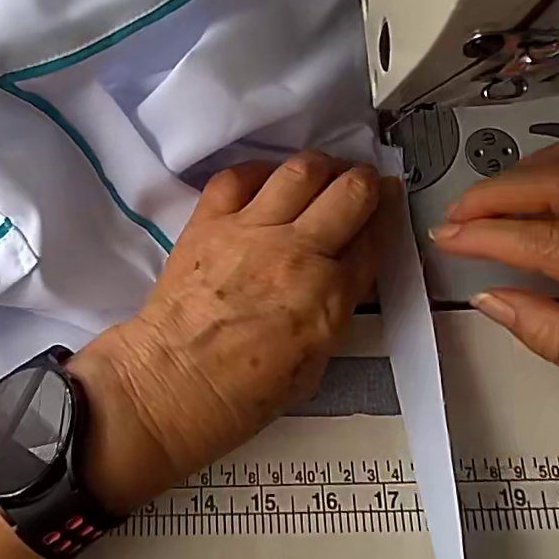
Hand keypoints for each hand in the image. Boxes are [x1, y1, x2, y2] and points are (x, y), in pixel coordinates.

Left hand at [70, 151, 391, 510]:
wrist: (172, 381)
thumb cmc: (243, 391)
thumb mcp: (315, 363)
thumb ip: (334, 309)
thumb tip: (338, 274)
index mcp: (332, 297)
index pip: (375, 237)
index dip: (385, 216)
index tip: (385, 207)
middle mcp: (298, 254)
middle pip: (351, 192)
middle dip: (362, 183)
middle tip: (356, 187)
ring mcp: (251, 232)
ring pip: (301, 170)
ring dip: (318, 167)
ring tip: (316, 176)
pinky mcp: (207, 223)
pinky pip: (237, 176)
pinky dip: (257, 172)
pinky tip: (264, 183)